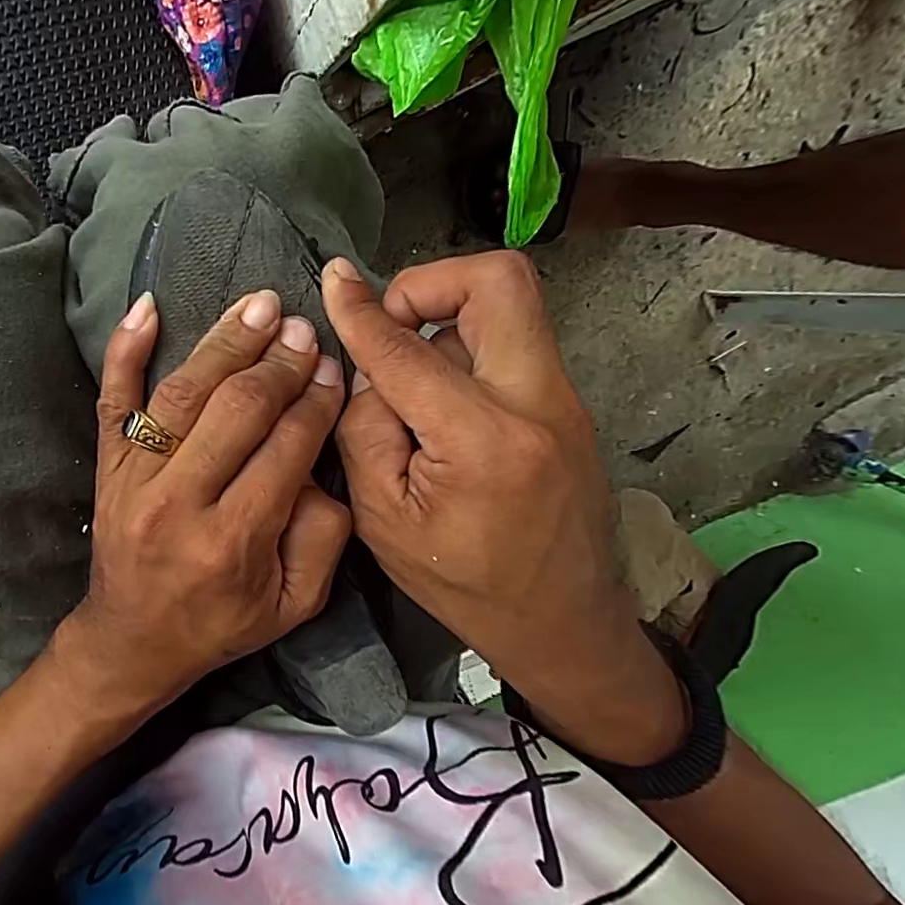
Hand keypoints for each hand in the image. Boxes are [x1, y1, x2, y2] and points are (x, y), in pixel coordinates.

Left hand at [53, 289, 352, 715]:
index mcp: (232, 540)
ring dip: (224, 343)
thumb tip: (319, 463)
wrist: (132, 640)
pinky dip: (125, 349)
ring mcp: (133, 478)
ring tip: (259, 307)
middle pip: (236, 411)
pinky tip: (148, 306)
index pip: (285, 448)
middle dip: (278, 364)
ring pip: (182, 394)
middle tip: (303, 330)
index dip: (314, 401)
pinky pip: (111, 399)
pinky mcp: (106, 466)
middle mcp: (178, 502)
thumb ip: (322, 535)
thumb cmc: (218, 623)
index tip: (331, 367)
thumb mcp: (294, 603)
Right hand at [320, 253, 684, 763]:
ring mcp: (565, 400)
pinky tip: (442, 401)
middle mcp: (538, 403)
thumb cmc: (461, 583)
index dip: (361, 310)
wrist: (564, 624)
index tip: (334, 281)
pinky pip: (513, 341)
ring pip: (508, 305)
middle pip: (498, 280)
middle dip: (429, 283)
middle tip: (391, 326)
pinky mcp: (569, 405)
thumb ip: (363, 430)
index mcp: (483, 442)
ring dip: (446, 319)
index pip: (408, 350)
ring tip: (412, 377)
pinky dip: (466, 347)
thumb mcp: (382, 519)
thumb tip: (368, 368)